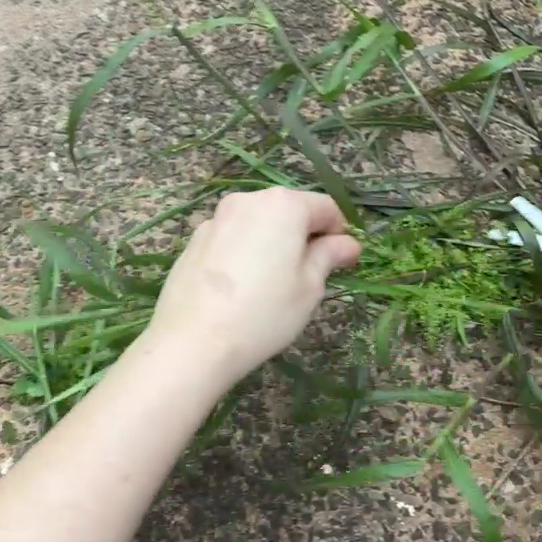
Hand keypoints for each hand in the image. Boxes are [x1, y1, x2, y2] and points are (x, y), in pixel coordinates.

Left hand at [140, 187, 360, 388]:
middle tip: (308, 277)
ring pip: (257, 224)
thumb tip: (347, 243)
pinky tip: (240, 288)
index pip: (325, 208)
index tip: (342, 262)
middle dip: (303, 237)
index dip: (339, 233)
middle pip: (288, 211)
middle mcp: (247, 201)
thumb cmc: (263, 313)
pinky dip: (243, 253)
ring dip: (272, 244)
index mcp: (283, 205)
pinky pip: (231, 239)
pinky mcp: (194, 241)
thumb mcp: (309, 287)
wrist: (193, 340)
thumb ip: (328, 256)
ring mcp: (215, 219)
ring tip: (271, 285)